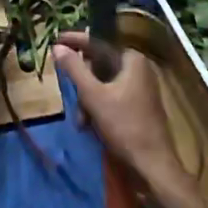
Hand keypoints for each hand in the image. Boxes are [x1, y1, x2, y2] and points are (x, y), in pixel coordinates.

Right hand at [52, 32, 177, 182]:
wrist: (153, 167)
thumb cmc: (124, 126)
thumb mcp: (93, 96)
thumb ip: (74, 68)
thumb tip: (57, 46)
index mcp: (131, 60)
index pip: (97, 43)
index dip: (74, 42)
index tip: (54, 40)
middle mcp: (138, 69)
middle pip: (98, 65)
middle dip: (81, 81)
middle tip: (67, 91)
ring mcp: (140, 87)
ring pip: (103, 82)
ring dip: (87, 98)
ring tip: (81, 119)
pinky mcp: (138, 105)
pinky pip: (111, 95)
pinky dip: (98, 106)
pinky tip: (89, 123)